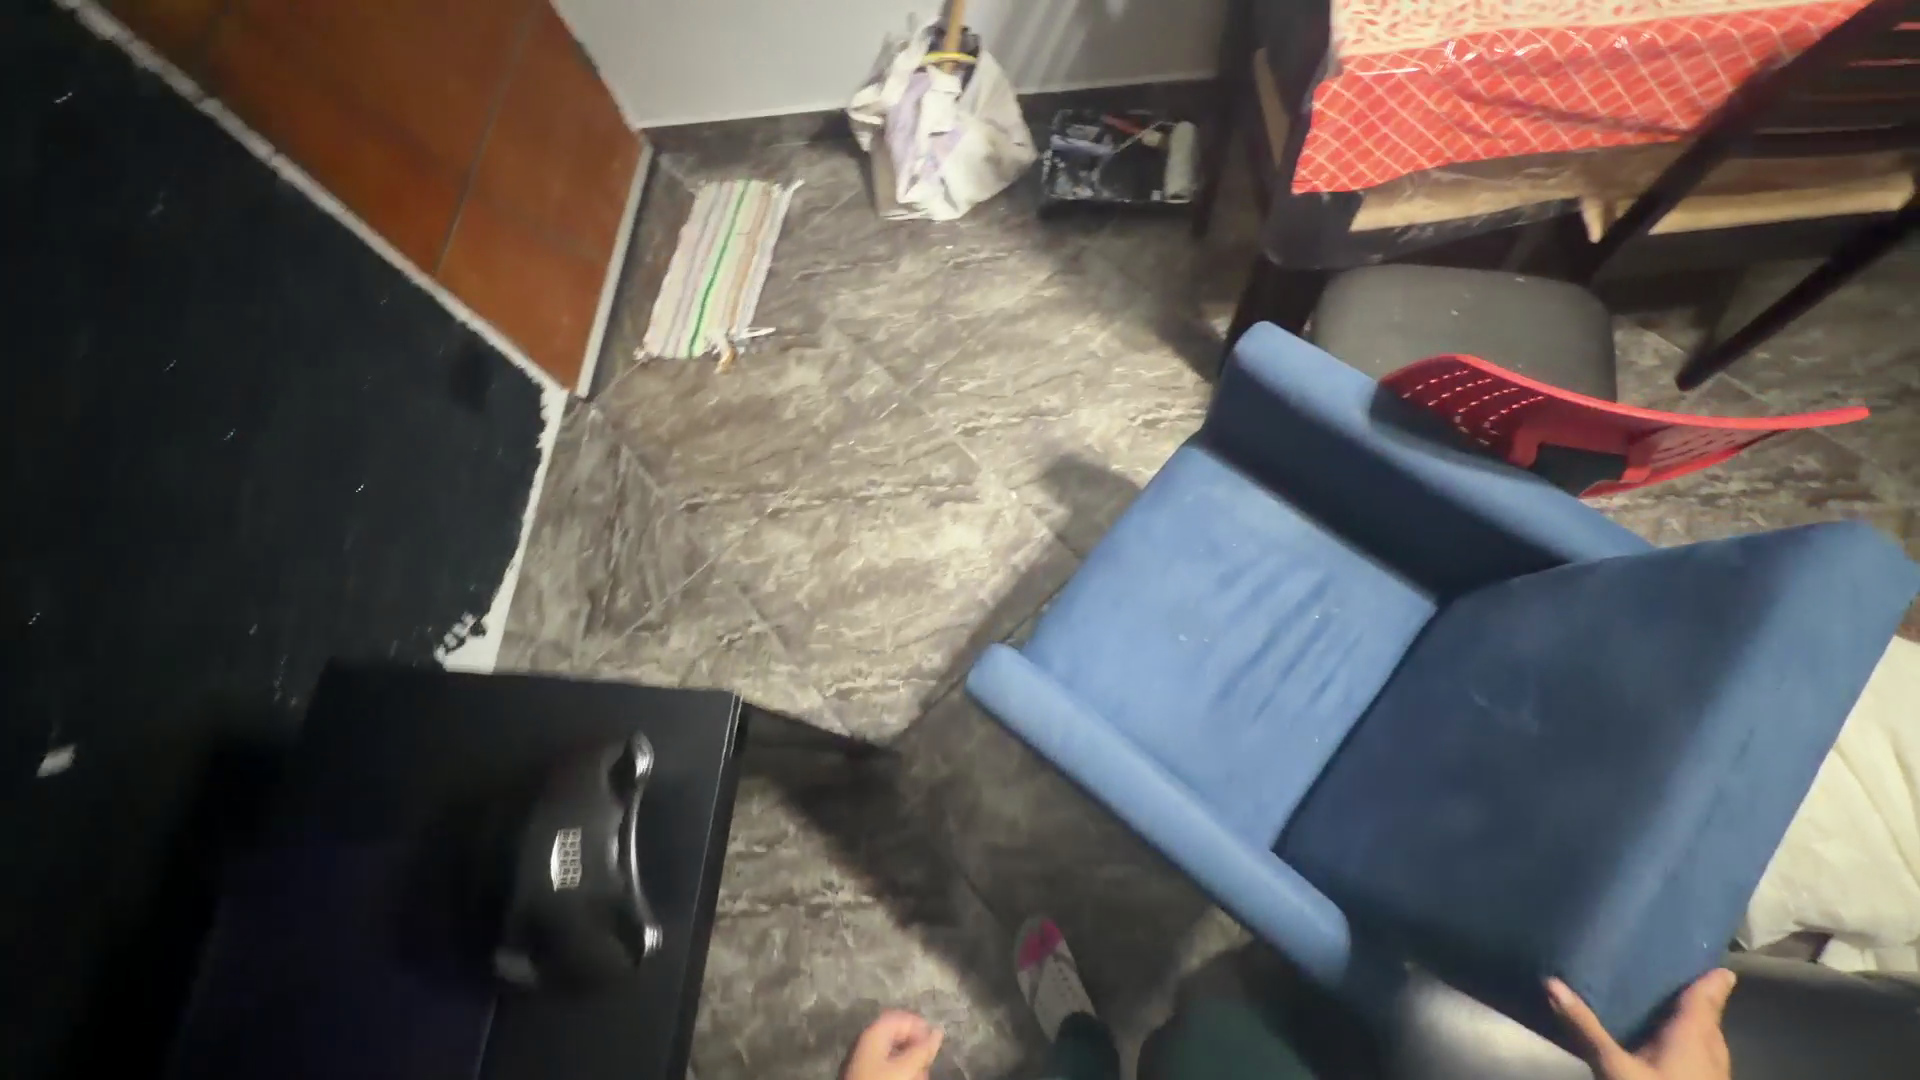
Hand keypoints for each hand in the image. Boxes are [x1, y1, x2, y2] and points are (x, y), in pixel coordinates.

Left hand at [842, 1009, 944, 1079]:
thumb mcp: (905, 1066)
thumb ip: (922, 1049)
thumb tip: (938, 1030)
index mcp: (874, 1030)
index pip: (900, 1016)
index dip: (920, 1025)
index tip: (933, 1039)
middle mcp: (866, 1038)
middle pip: (897, 1033)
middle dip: (915, 1045)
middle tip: (927, 1058)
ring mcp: (863, 1056)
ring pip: (892, 1050)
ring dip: (909, 1059)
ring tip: (920, 1071)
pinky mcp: (863, 1071)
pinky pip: (885, 1063)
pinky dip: (899, 1068)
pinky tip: (906, 1075)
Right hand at [1547, 969, 1735, 1079]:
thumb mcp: (1614, 1068)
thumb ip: (1585, 1027)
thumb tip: (1551, 982)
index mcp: (1693, 1041)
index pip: (1705, 1004)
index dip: (1713, 984)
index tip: (1722, 966)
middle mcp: (1710, 1057)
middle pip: (1710, 1024)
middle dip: (1701, 1002)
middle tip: (1683, 977)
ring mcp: (1711, 1078)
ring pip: (1710, 1044)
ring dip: (1697, 1025)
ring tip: (1672, 1006)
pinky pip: (1702, 1059)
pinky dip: (1690, 1044)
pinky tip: (1668, 1048)